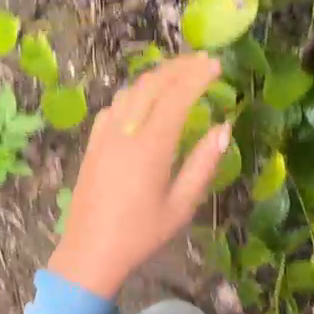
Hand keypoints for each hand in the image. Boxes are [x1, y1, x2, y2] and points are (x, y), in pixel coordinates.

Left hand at [47, 54, 231, 298]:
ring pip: (131, 91)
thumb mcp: (181, 205)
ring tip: (179, 74)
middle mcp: (124, 132)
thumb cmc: (141, 234)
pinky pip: (115, 106)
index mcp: (151, 147)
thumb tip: (223, 129)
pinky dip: (135, 93)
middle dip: (179, 67)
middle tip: (203, 61)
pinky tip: (144, 100)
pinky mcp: (92, 144)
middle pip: (152, 84)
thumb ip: (203, 164)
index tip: (217, 65)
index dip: (198, 76)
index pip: (177, 96)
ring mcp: (104, 135)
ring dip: (156, 77)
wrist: (89, 252)